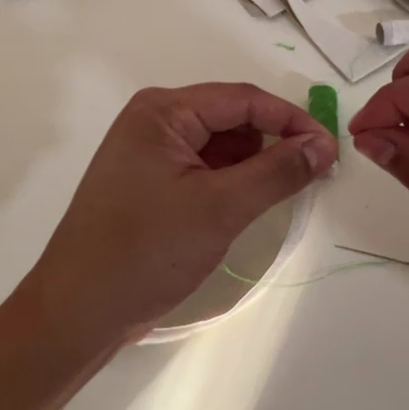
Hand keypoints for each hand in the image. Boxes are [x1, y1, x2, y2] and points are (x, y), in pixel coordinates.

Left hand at [22, 84, 337, 342]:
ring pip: (219, 144)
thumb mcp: (219, 208)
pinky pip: (202, 167)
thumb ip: (277, 171)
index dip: (291, 119)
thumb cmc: (146, 251)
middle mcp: (153, 120)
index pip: (242, 99)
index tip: (330, 150)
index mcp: (162, 111)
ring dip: (252, 164)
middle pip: (230, 117)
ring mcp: (148, 151)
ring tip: (279, 193)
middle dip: (272, 141)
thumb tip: (322, 146)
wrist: (78, 310)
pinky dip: (229, 181)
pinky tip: (246, 204)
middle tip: (312, 174)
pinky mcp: (148, 181)